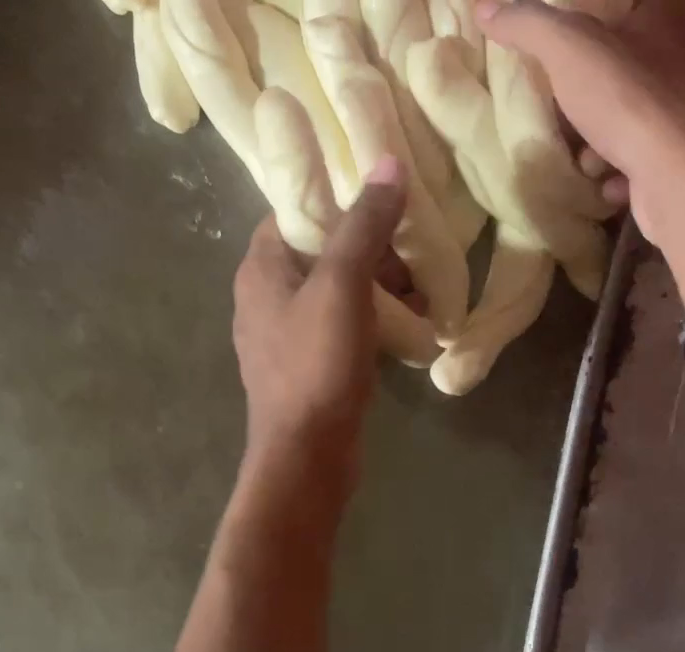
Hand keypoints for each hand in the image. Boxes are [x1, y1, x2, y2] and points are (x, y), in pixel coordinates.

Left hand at [232, 159, 407, 469]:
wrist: (306, 455)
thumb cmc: (315, 366)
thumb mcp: (341, 286)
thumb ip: (363, 225)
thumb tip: (385, 162)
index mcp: (260, 270)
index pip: (294, 211)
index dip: (337, 196)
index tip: (384, 189)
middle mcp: (265, 298)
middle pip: (320, 250)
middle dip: (370, 245)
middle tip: (416, 243)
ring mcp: (285, 336)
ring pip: (336, 291)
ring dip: (379, 285)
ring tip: (424, 284)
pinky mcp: (307, 367)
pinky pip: (342, 327)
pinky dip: (373, 320)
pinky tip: (413, 323)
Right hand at [477, 0, 684, 301]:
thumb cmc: (635, 103)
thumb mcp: (571, 53)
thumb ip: (530, 25)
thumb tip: (485, 7)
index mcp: (683, 7)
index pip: (624, 13)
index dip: (585, 44)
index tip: (566, 66)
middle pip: (635, 59)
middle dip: (599, 91)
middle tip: (575, 113)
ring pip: (647, 105)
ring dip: (610, 135)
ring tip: (592, 156)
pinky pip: (663, 143)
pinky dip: (634, 163)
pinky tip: (618, 178)